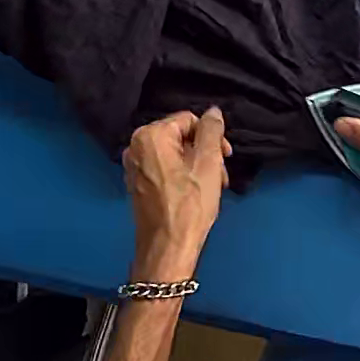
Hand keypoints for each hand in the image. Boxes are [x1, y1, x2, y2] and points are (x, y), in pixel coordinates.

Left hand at [123, 107, 230, 281]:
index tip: (225, 156)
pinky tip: (196, 192)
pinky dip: (182, 175)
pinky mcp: (137, 184)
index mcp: (150, 136)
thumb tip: (213, 112)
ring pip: (175, 153)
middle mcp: (135, 147)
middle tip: (221, 172)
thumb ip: (212, 131)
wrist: (168, 249)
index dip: (211, 136)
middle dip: (204, 151)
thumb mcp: (208, 162)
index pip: (189, 120)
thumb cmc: (190, 204)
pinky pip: (164, 168)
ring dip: (197, 164)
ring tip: (212, 185)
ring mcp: (134, 167)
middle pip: (181, 136)